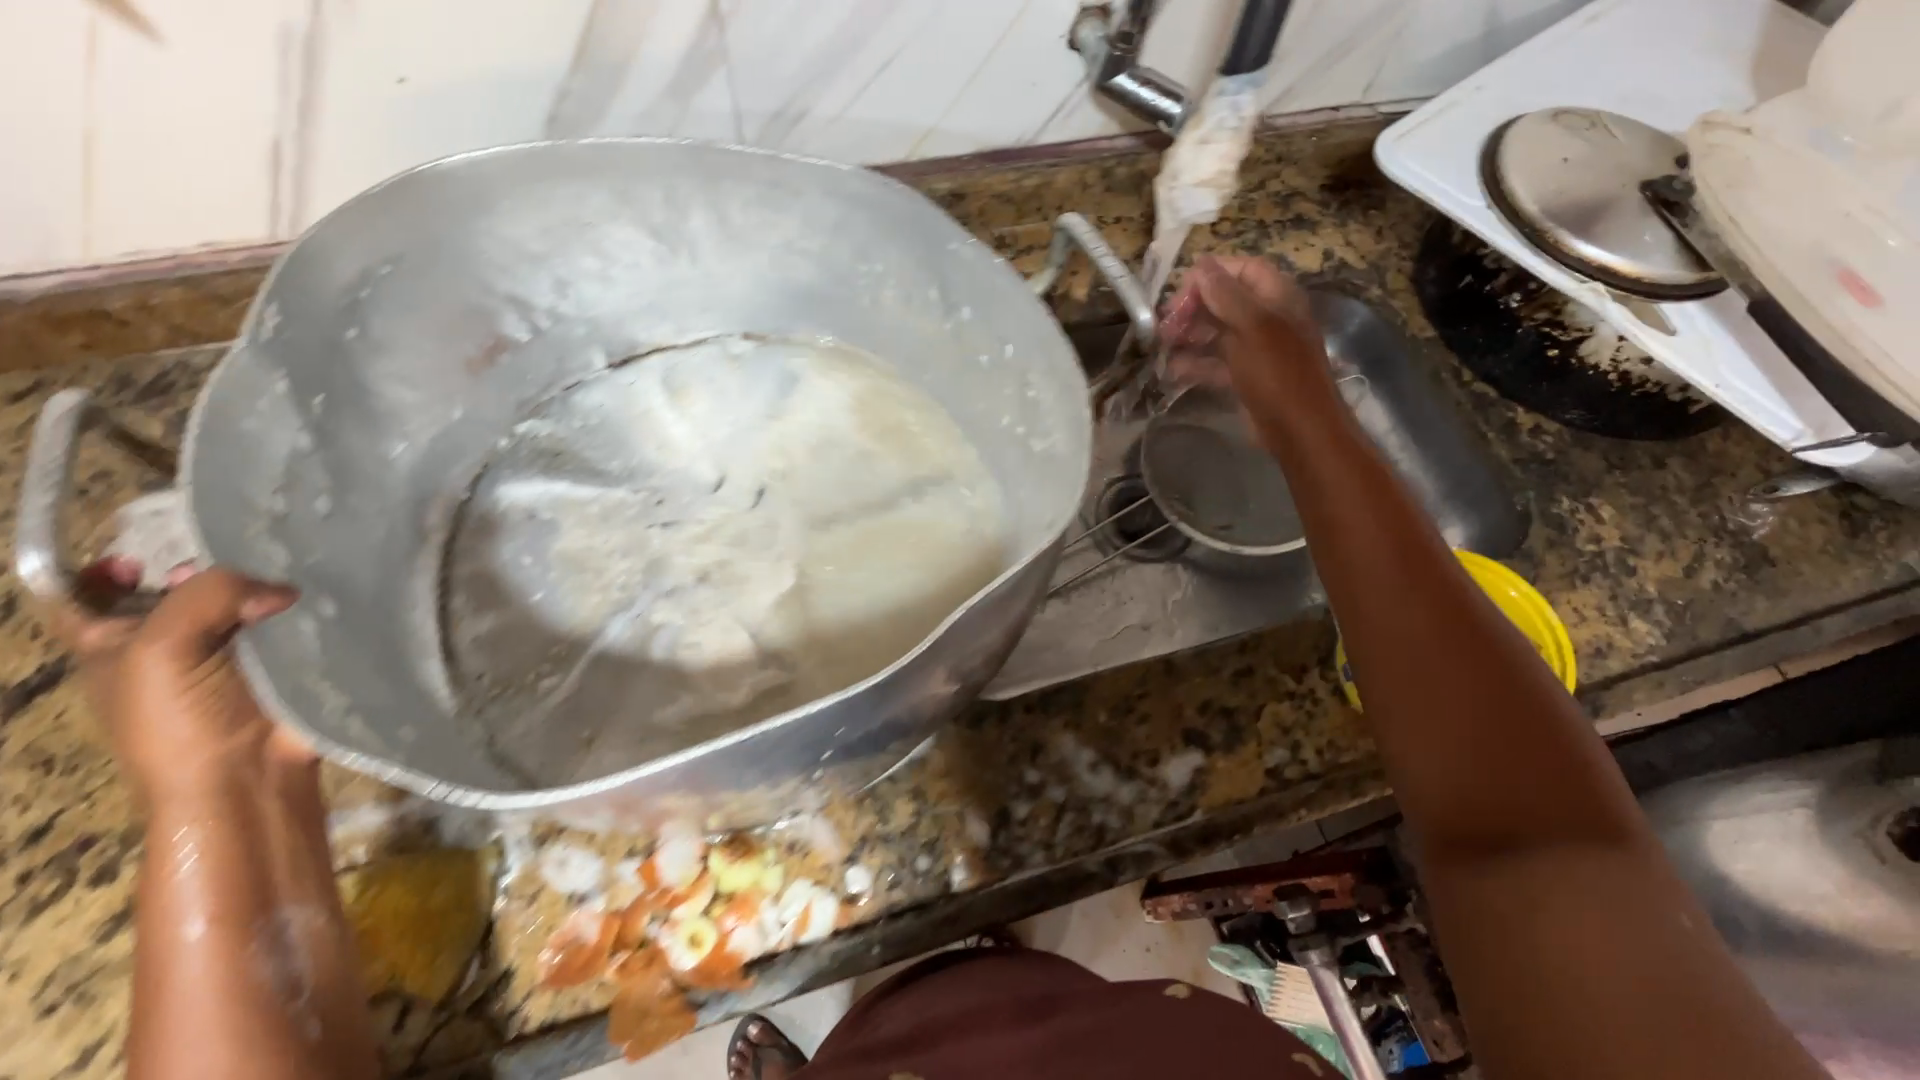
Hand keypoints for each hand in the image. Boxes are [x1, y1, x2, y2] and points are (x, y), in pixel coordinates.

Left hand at [50, 559, 304, 806]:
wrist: (245, 776)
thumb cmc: (177, 721)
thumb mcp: (160, 648)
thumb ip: (210, 594)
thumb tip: (281, 592)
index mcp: (113, 644)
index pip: (88, 597)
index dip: (101, 573)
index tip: (137, 560)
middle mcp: (169, 644)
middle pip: (178, 588)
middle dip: (203, 568)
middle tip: (231, 560)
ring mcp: (232, 654)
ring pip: (242, 602)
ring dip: (263, 586)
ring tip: (286, 573)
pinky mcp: (284, 662)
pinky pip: (291, 624)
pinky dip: (302, 610)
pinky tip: (314, 599)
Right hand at [1160, 256, 1339, 443]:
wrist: (1298, 428)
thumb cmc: (1278, 372)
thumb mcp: (1251, 326)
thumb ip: (1225, 294)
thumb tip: (1201, 264)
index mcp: (1277, 297)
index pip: (1242, 269)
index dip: (1211, 275)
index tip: (1180, 291)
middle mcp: (1268, 317)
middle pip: (1225, 301)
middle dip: (1193, 308)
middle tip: (1165, 324)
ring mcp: (1256, 349)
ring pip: (1217, 332)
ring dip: (1189, 336)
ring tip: (1163, 345)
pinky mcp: (1245, 376)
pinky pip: (1216, 363)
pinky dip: (1195, 364)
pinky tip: (1174, 370)